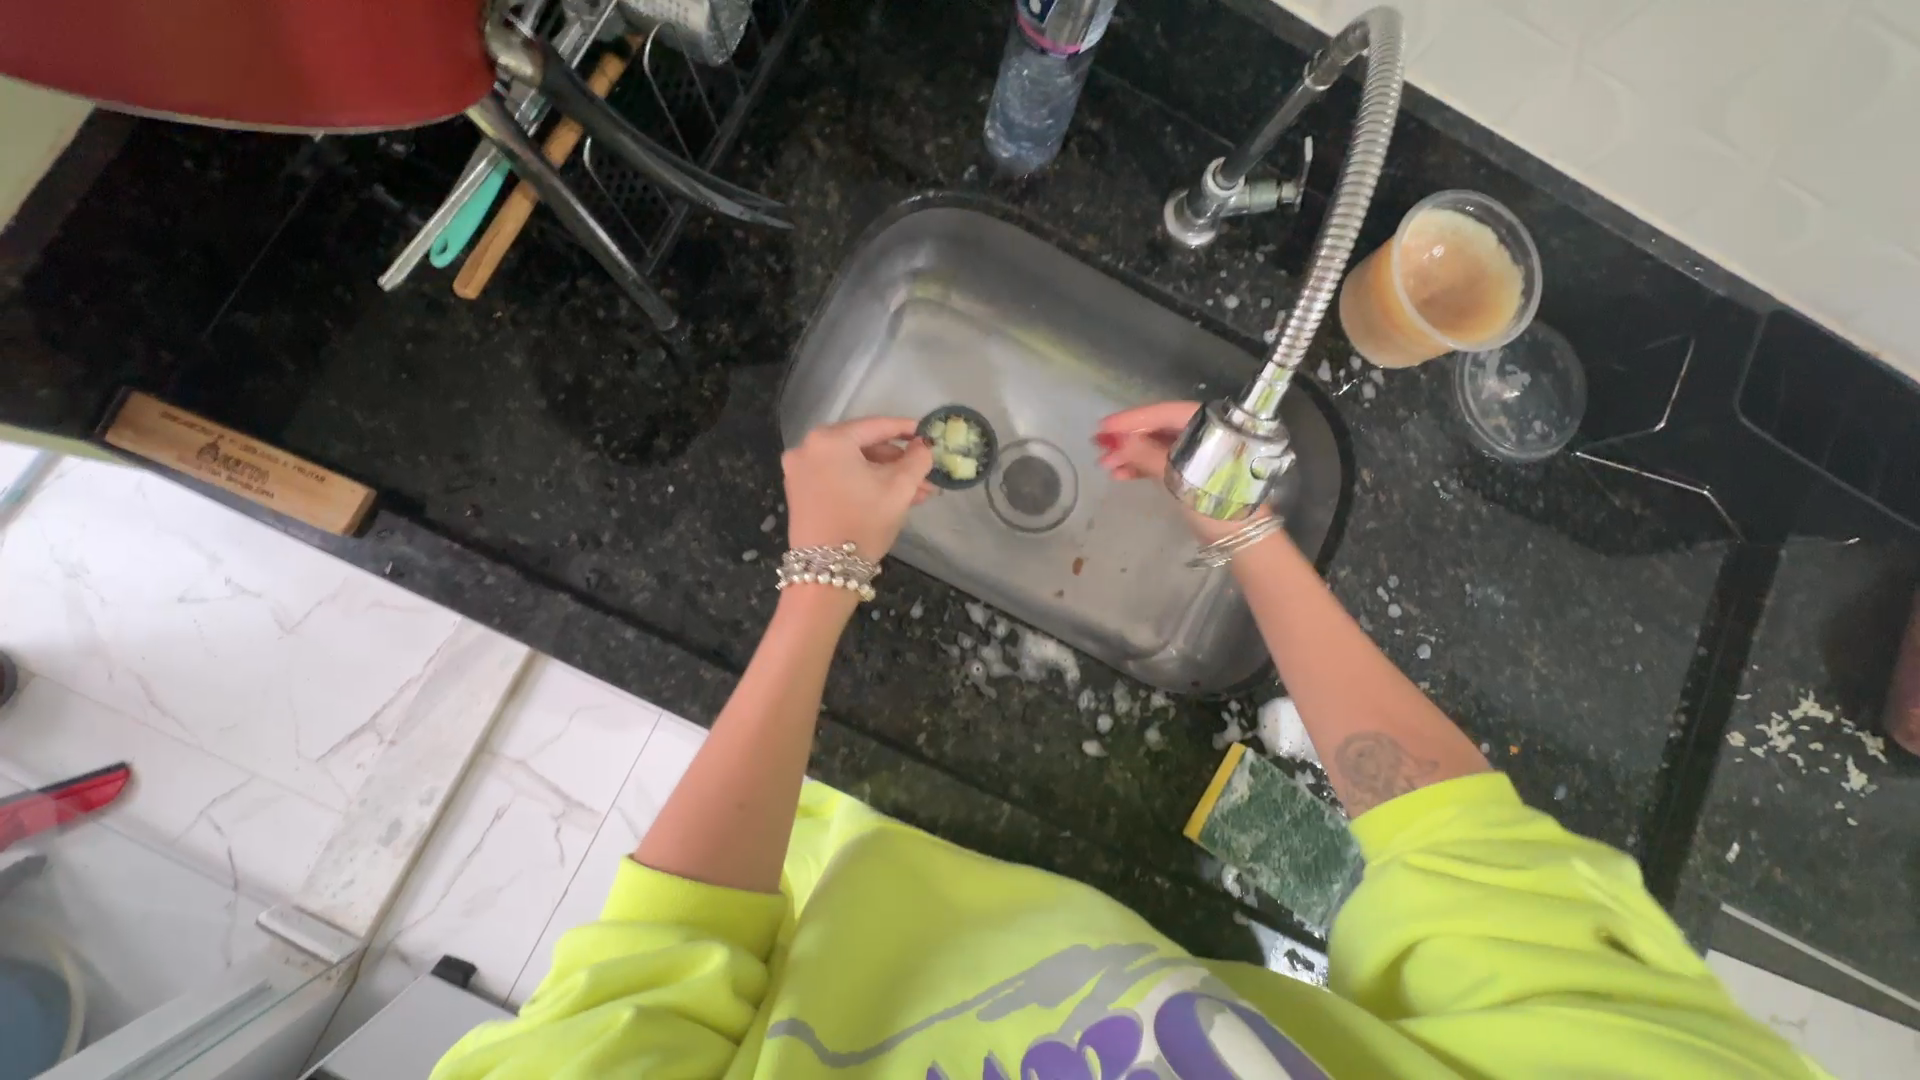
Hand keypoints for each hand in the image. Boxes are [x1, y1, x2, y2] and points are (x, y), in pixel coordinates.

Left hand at [783, 416, 936, 557]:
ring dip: (884, 475)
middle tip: (925, 471)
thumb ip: (917, 459)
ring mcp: (799, 471)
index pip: (875, 426)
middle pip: (862, 446)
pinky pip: (838, 477)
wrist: (826, 571)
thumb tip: (923, 445)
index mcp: (829, 440)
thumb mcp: (899, 488)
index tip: (927, 432)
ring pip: (852, 464)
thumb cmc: (863, 522)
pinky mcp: (799, 492)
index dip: (905, 429)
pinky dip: (863, 483)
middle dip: (897, 461)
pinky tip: (890, 497)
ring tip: (917, 492)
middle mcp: (808, 448)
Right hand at [1094, 401, 1265, 545]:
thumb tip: (1115, 439)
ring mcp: (1196, 452)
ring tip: (1106, 466)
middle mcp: (1201, 432)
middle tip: (1099, 448)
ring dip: (1130, 455)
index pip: (1162, 414)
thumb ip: (1146, 454)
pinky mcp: (1191, 471)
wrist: (1240, 536)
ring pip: (1156, 446)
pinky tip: (1121, 475)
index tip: (1103, 426)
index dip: (1130, 419)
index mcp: (1207, 424)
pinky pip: (1162, 462)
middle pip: (1157, 429)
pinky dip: (1142, 467)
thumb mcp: (1177, 474)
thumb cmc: (1215, 500)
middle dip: (1127, 439)